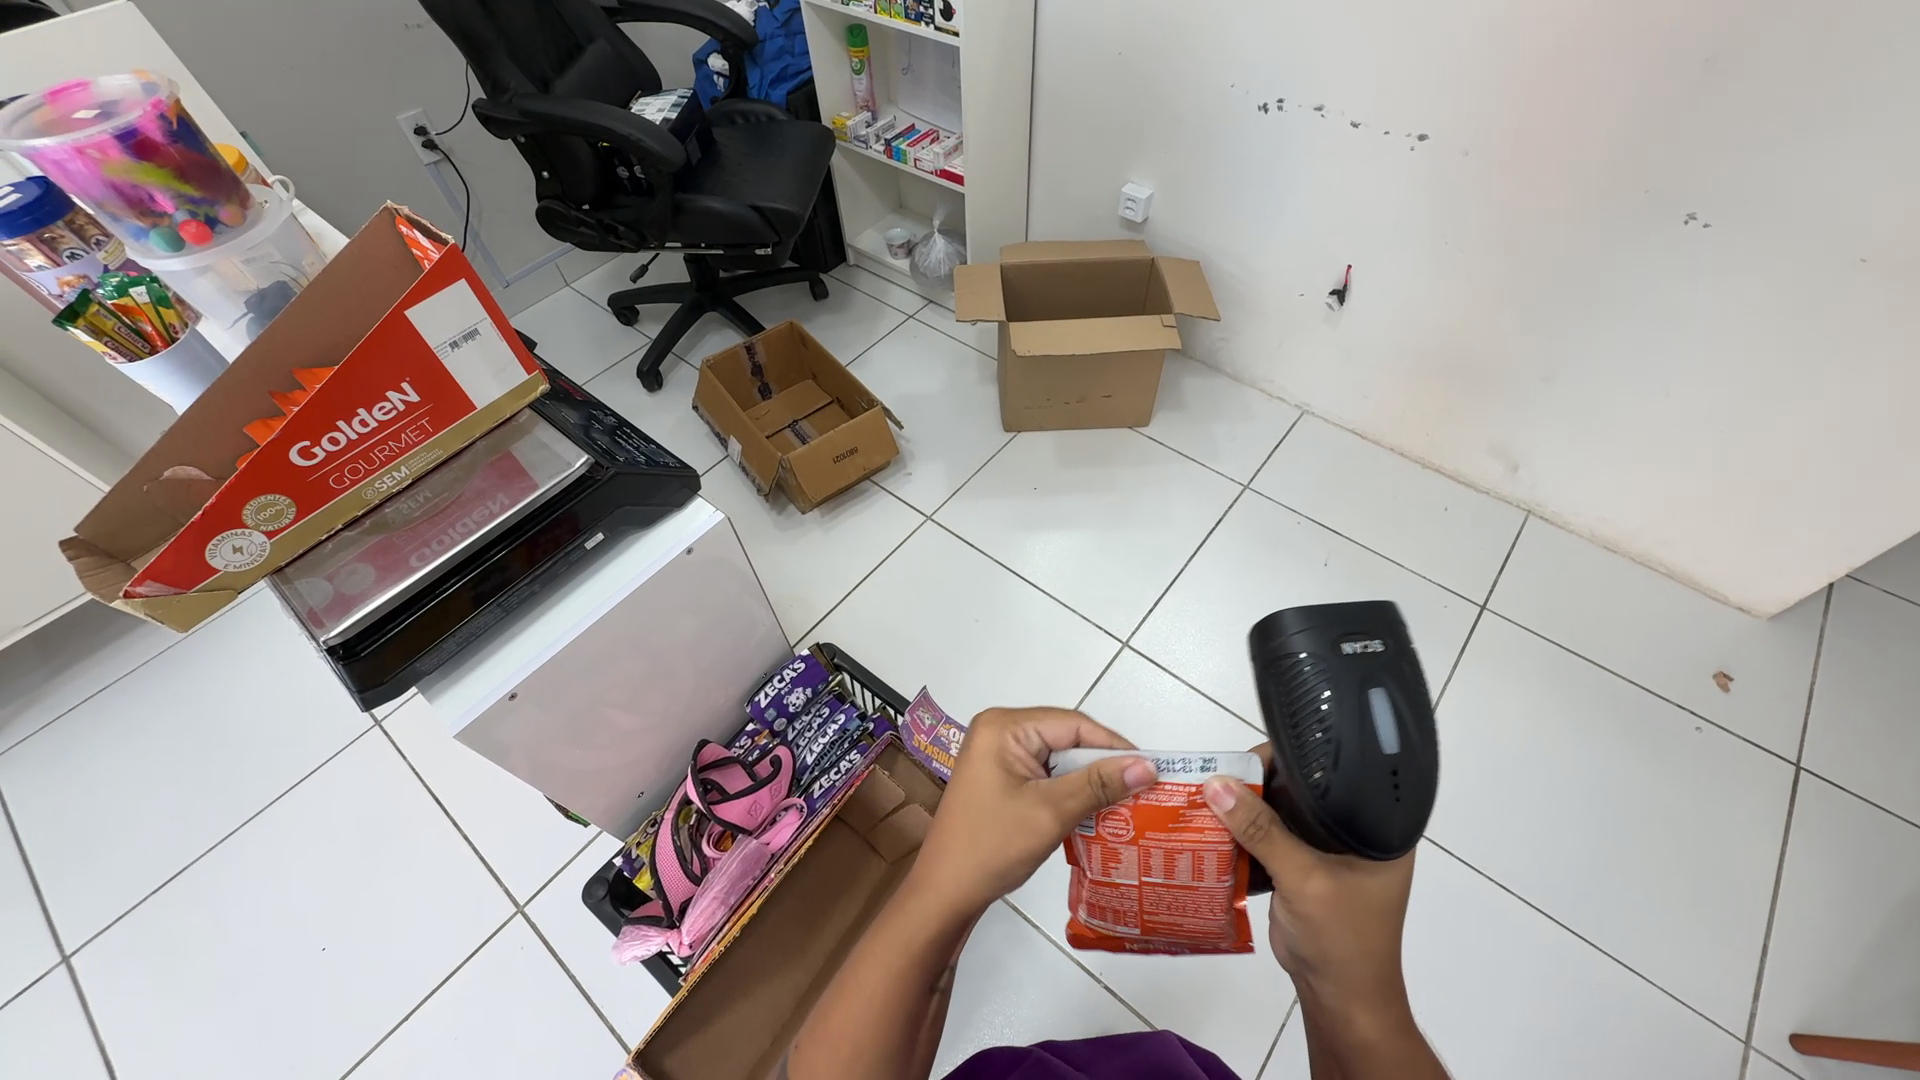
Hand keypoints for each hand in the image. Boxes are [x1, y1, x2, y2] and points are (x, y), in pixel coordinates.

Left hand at [909, 707, 1156, 917]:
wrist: (945, 891)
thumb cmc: (992, 845)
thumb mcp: (1051, 812)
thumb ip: (1099, 785)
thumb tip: (1148, 765)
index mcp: (1004, 727)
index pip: (1073, 724)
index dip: (1114, 745)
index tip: (1152, 770)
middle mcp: (999, 731)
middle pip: (1066, 738)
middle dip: (1102, 764)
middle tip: (1144, 788)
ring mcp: (998, 755)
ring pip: (1058, 758)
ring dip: (1088, 780)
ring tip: (1128, 801)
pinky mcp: (1000, 778)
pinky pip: (1045, 775)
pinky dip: (1069, 791)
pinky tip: (1096, 811)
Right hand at [1202, 746, 1415, 1013]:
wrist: (1339, 998)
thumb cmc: (1340, 938)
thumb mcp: (1304, 879)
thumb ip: (1261, 831)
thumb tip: (1215, 783)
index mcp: (1372, 822)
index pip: (1325, 771)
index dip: (1285, 758)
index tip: (1242, 759)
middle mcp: (1347, 828)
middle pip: (1294, 788)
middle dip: (1253, 782)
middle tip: (1214, 775)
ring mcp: (1321, 848)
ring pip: (1274, 811)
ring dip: (1241, 806)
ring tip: (1204, 793)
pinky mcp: (1297, 865)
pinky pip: (1264, 835)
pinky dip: (1239, 830)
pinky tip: (1210, 823)